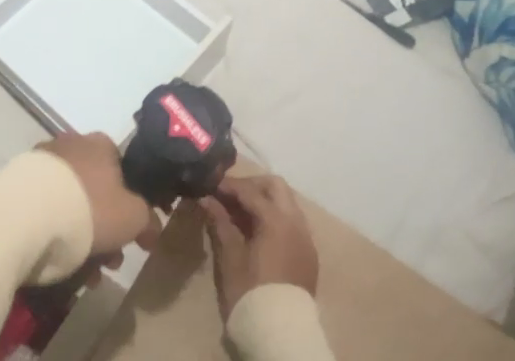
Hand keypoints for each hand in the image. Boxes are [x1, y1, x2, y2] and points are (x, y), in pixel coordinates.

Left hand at [40, 133, 160, 262]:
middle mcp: (71, 144)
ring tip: (86, 273)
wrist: (30, 213)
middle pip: (96, 191)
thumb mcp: (133, 217)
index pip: (122, 170)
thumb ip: (148, 220)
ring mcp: (42, 163)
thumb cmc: (90, 208)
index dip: (130, 204)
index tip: (131, 234)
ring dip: (83, 237)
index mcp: (101, 144)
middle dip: (106, 229)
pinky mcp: (18, 184)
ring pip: (71, 204)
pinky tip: (60, 263)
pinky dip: (56, 234)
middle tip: (110, 261)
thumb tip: (152, 229)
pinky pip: (46, 211)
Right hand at [202, 174, 318, 318]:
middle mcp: (297, 222)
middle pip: (276, 187)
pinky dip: (275, 217)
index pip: (251, 191)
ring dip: (265, 201)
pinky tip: (257, 231)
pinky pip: (292, 223)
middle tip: (229, 195)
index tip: (210, 184)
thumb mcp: (230, 255)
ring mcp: (306, 238)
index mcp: (277, 220)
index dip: (228, 185)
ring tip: (240, 213)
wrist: (280, 331)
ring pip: (287, 203)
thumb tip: (207, 199)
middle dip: (252, 185)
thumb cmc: (250, 290)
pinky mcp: (308, 254)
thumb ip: (220, 222)